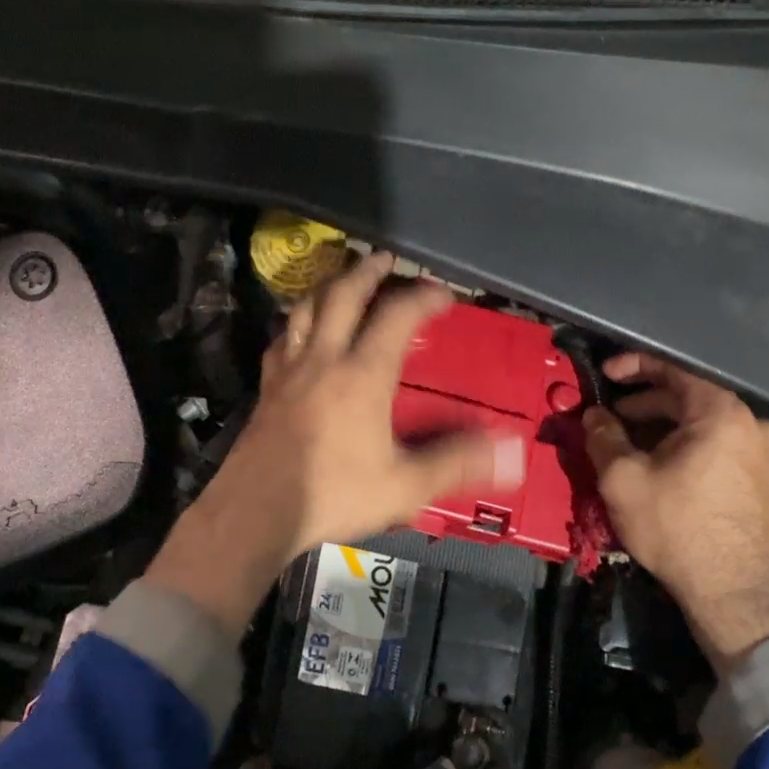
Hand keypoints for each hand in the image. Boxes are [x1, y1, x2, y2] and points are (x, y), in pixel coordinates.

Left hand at [147, 252, 524, 629]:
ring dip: (327, 286)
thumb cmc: (334, 495)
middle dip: (368, 271)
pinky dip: (297, 323)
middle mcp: (324, 359)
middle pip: (343, 296)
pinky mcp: (266, 388)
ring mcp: (289, 370)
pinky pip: (281, 339)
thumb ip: (456, 462)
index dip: (423, 297)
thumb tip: (511, 452)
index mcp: (363, 374)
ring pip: (305, 309)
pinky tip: (299, 332)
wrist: (257, 510)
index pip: (397, 316)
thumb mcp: (405, 486)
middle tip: (385, 258)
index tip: (443, 293)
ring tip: (342, 280)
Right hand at [583, 353, 768, 668]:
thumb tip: (595, 415)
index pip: (676, 372)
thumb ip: (604, 436)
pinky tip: (688, 477)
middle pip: (698, 402)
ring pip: (720, 431)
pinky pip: (740, 458)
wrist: (729, 590)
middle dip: (653, 407)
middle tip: (617, 420)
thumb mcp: (621, 479)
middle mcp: (759, 427)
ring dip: (681, 433)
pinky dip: (709, 457)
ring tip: (650, 451)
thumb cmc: (672, 526)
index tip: (606, 374)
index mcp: (722, 414)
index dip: (636, 367)